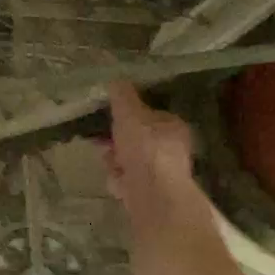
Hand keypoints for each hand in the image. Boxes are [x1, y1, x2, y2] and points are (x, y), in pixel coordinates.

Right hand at [102, 83, 195, 203]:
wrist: (154, 195)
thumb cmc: (145, 148)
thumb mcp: (130, 113)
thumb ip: (122, 95)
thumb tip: (115, 79)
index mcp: (172, 126)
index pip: (147, 115)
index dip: (126, 116)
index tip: (108, 118)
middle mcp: (171, 148)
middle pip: (134, 138)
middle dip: (114, 141)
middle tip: (102, 143)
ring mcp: (161, 172)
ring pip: (127, 160)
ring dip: (113, 161)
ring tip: (111, 165)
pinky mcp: (150, 192)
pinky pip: (127, 180)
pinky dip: (118, 180)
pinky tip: (117, 182)